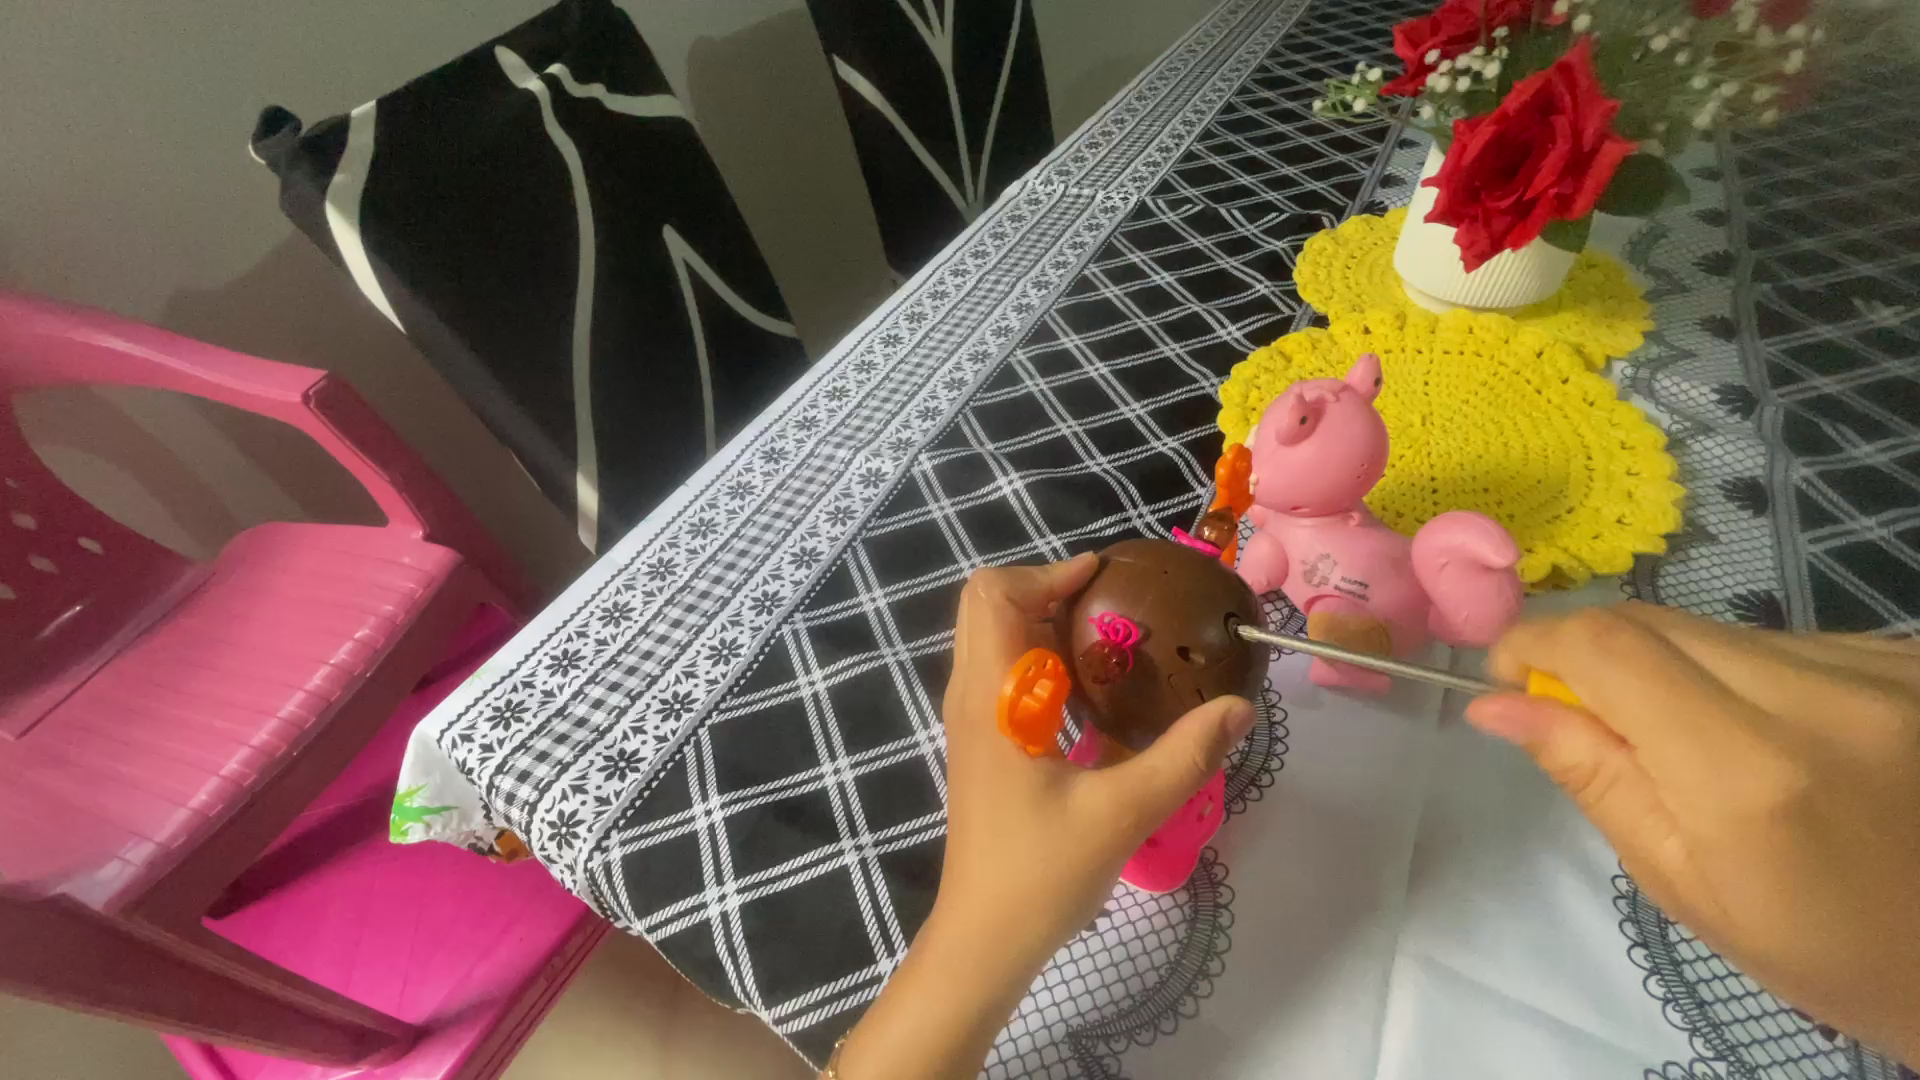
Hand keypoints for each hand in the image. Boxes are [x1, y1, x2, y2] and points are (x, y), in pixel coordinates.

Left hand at [831, 554, 1254, 1078]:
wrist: (985, 936)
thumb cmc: (1041, 874)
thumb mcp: (1123, 813)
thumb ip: (1183, 756)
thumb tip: (1238, 707)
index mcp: (991, 696)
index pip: (992, 594)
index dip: (1046, 573)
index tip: (1104, 581)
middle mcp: (971, 693)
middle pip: (990, 604)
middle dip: (1048, 591)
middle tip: (1113, 610)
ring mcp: (971, 715)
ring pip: (995, 635)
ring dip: (1046, 623)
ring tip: (1112, 642)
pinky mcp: (981, 738)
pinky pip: (1003, 670)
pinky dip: (1041, 657)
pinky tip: (1092, 692)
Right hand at [1465, 602, 1919, 1061]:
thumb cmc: (1829, 946)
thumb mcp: (1681, 878)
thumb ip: (1588, 773)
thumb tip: (1496, 704)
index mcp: (1750, 768)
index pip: (1605, 647)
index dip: (1533, 642)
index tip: (1507, 677)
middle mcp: (1826, 696)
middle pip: (1646, 622)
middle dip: (1584, 654)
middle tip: (1583, 713)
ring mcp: (1887, 670)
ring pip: (1704, 628)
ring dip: (1660, 665)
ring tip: (1690, 736)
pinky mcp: (1915, 659)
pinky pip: (1770, 638)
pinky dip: (1729, 670)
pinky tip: (1766, 727)